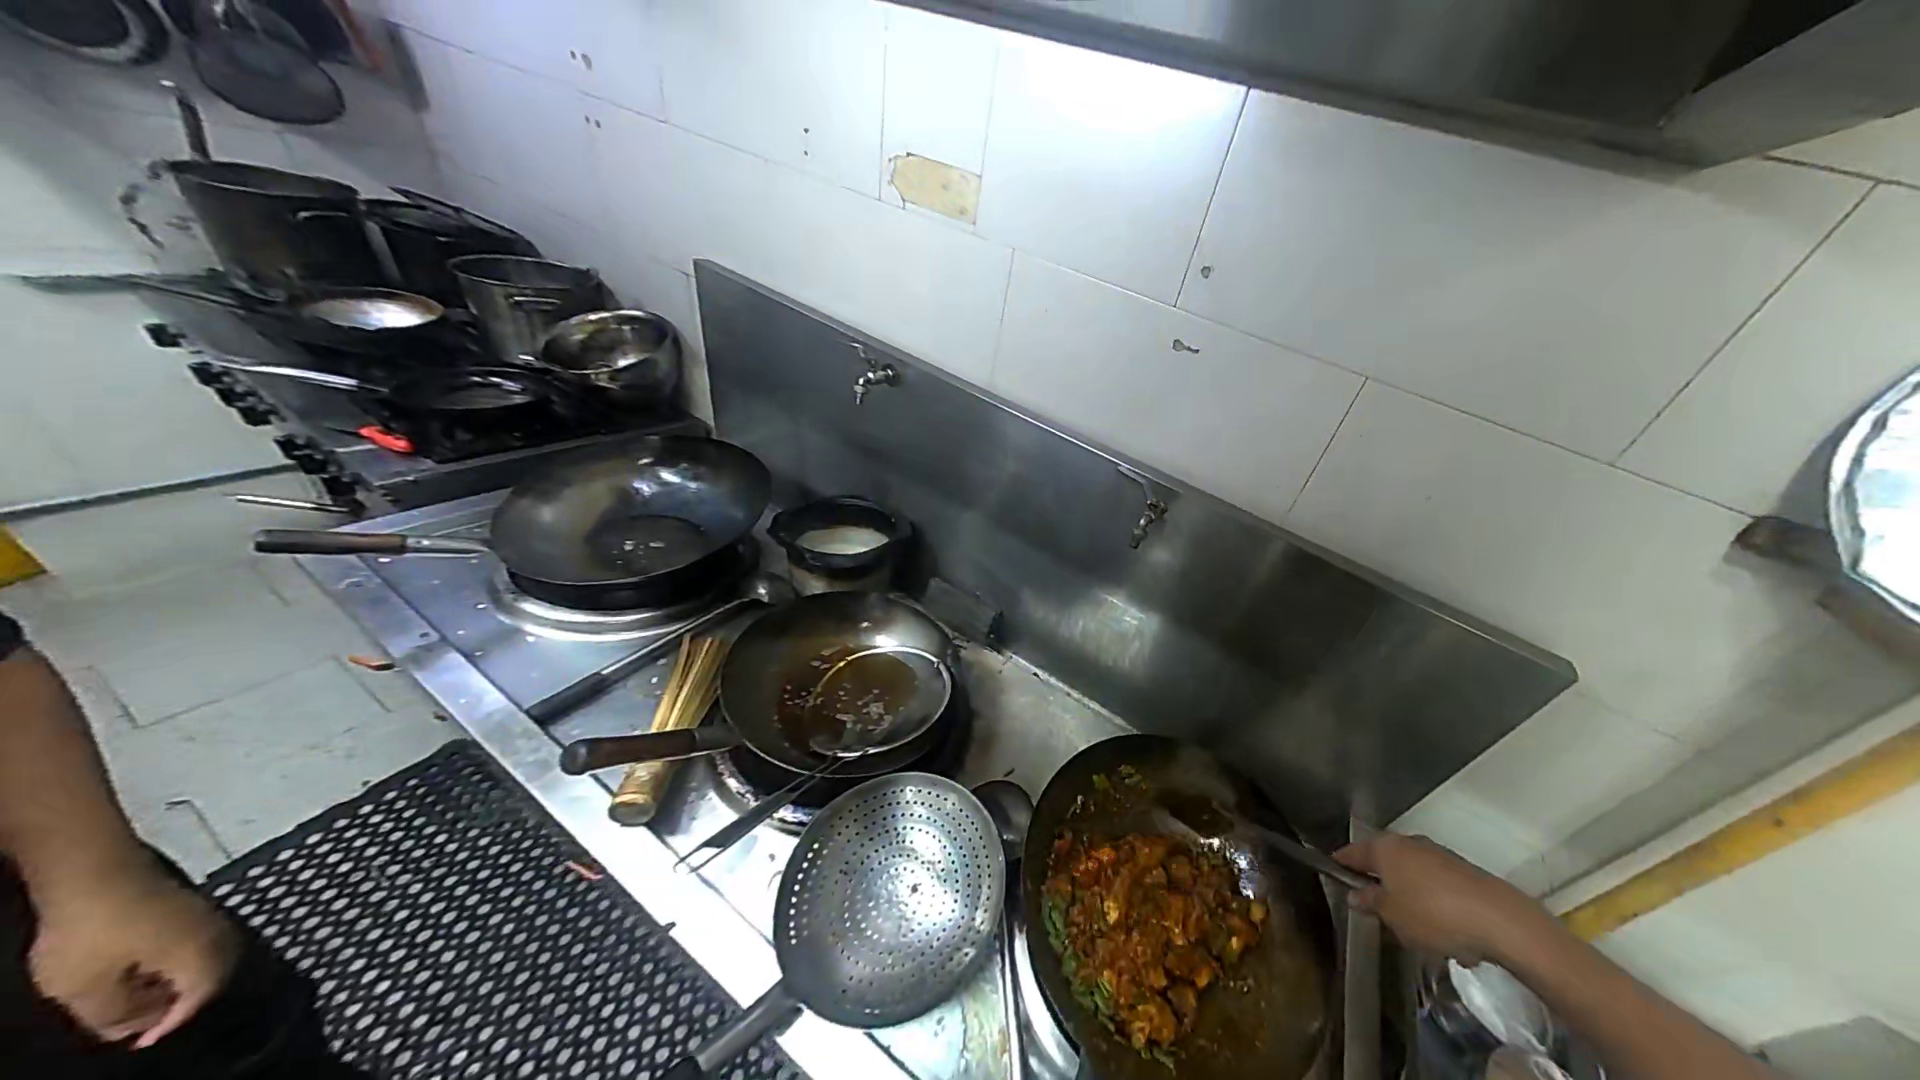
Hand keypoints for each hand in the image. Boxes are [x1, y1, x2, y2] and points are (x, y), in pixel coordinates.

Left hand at [27, 859, 239, 1047]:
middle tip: (147, 1021)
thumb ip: (113, 1014)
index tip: (142, 1042)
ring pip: (207, 955)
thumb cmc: (95, 932)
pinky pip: (197, 941)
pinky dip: (177, 962)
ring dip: (180, 980)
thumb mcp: (86, 987)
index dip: (173, 1022)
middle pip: (215, 973)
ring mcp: (205, 914)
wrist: (98, 873)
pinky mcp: (190, 905)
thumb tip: (133, 1027)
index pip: (201, 994)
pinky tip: (145, 968)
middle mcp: (215, 932)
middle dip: (184, 1000)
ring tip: (142, 997)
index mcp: (198, 953)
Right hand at [1333, 833, 1556, 965]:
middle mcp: (1410, 844)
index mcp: (1385, 847)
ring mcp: (1441, 857)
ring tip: (1418, 932)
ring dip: (1412, 899)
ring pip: (1414, 878)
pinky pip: (1441, 891)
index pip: (1351, 852)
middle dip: (1381, 885)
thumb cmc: (1433, 914)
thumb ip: (1369, 903)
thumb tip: (1356, 894)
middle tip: (1377, 911)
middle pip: (1385, 863)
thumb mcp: (1392, 915)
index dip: (1340, 865)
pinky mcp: (1467, 875)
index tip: (1333, 877)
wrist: (1504, 923)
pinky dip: (1438, 908)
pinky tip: (1449, 936)